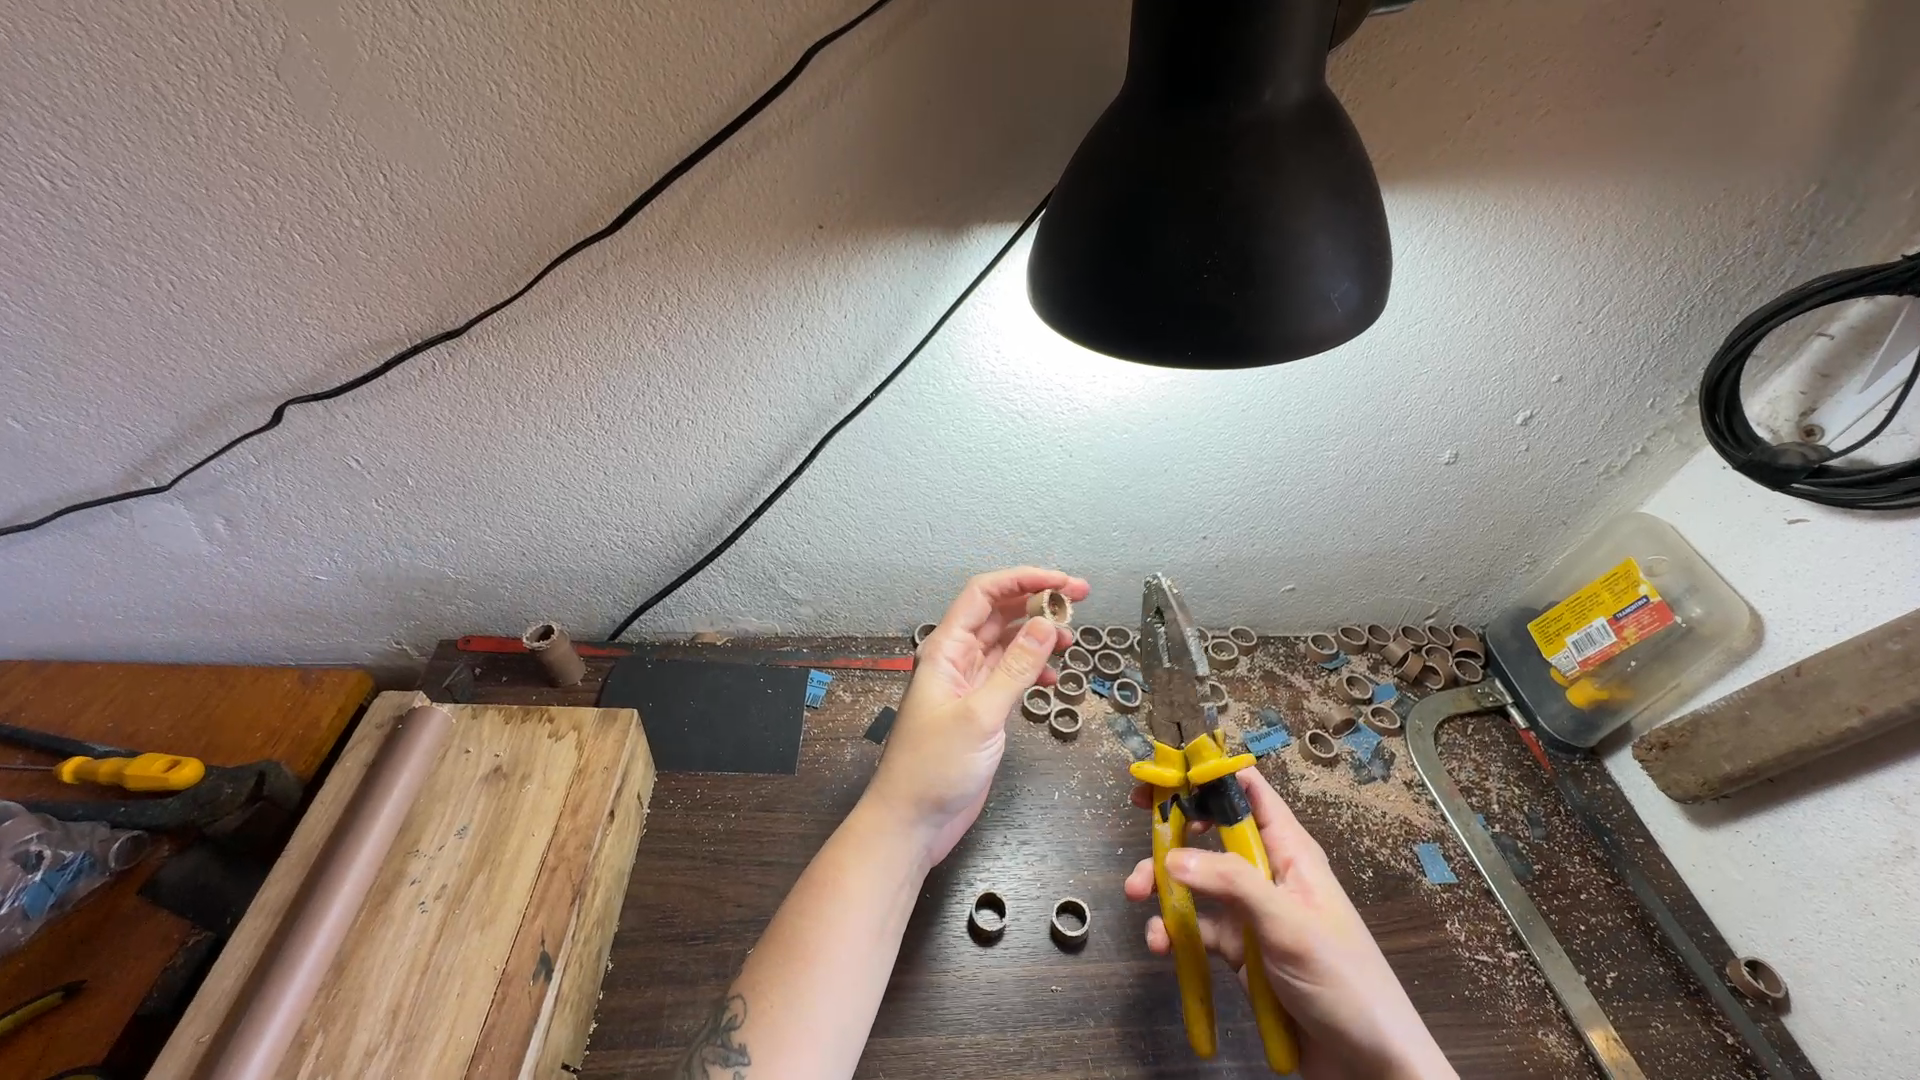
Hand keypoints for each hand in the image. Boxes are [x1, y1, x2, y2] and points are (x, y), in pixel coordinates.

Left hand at [863, 567, 1088, 866]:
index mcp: (946, 648)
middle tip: (1081, 598)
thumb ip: (1015, 667)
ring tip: (1071, 639)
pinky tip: (1052, 681)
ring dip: (1038, 635)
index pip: (985, 593)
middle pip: (999, 612)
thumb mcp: (980, 715)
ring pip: (1007, 642)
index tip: (1064, 582)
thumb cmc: (934, 768)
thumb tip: (1046, 623)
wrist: (912, 821)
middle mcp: (957, 658)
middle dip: (1037, 600)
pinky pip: (1010, 674)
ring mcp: (969, 684)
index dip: (1024, 579)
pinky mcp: (981, 709)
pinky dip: (1033, 670)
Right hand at [1125, 768, 1456, 1079]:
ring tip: (1135, 895)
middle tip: (1139, 830)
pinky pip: (1196, 928)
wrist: (1369, 1066)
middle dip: (1172, 832)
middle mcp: (1266, 873)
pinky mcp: (1238, 950)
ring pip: (1195, 880)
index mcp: (1290, 852)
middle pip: (1210, 833)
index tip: (1163, 777)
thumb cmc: (1344, 982)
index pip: (1247, 793)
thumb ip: (1232, 883)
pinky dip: (1173, 932)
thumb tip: (1173, 857)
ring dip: (1162, 884)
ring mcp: (1250, 912)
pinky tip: (1161, 945)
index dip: (1207, 777)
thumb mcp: (1289, 925)